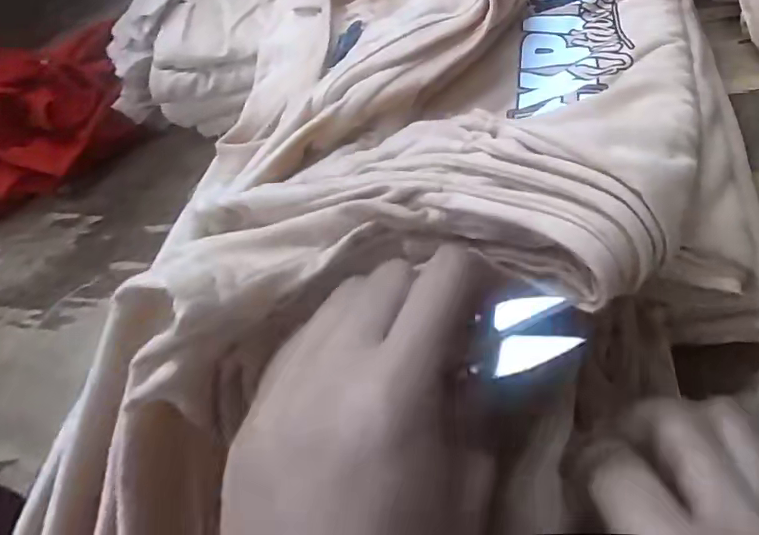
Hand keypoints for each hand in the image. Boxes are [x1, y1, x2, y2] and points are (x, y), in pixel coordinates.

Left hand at [221, 245, 492, 534]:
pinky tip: (351, 374)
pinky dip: (338, 332)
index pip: (444, 275)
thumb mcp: (468, 485)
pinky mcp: (253, 406)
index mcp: (393, 389)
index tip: (494, 303)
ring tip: (398, 350)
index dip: (480, 275)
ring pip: (344, 292)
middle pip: (393, 272)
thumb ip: (488, 395)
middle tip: (449, 333)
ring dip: (382, 306)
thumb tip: (505, 335)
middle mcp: (331, 366)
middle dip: (431, 291)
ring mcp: (282, 384)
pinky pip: (303, 333)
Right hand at [579, 397, 758, 534]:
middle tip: (613, 445)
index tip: (573, 472)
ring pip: (728, 416)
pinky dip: (742, 439)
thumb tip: (582, 504)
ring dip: (688, 418)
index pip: (617, 471)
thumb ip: (617, 532)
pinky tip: (724, 459)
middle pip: (673, 419)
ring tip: (668, 444)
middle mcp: (737, 518)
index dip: (584, 461)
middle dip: (632, 421)